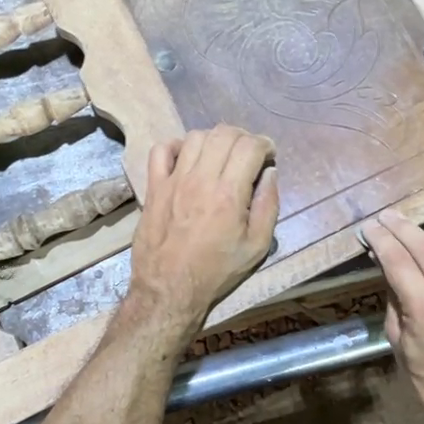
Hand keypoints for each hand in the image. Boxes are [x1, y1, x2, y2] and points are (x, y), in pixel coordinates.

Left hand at [127, 125, 278, 337]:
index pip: (249, 146)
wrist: (169, 289)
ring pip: (196, 136)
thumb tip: (270, 174)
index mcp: (229, 194)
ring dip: (214, 139)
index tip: (268, 156)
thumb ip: (269, 206)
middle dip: (243, 137)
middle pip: (224, 133)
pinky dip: (177, 145)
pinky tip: (188, 158)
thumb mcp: (257, 247)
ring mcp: (174, 180)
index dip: (265, 145)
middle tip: (249, 155)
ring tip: (221, 156)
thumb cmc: (217, 271)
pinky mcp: (154, 187)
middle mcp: (201, 179)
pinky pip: (161, 150)